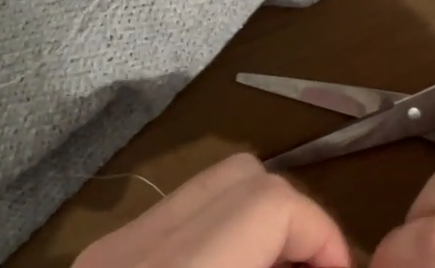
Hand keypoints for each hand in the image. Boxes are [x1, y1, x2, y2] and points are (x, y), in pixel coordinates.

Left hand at [76, 153, 351, 267]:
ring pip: (209, 187)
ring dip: (258, 220)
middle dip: (293, 216)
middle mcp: (135, 246)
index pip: (270, 203)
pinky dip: (219, 234)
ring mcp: (111, 247)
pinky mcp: (100, 256)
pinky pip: (177, 216)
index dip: (323, 232)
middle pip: (242, 176)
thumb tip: (335, 261)